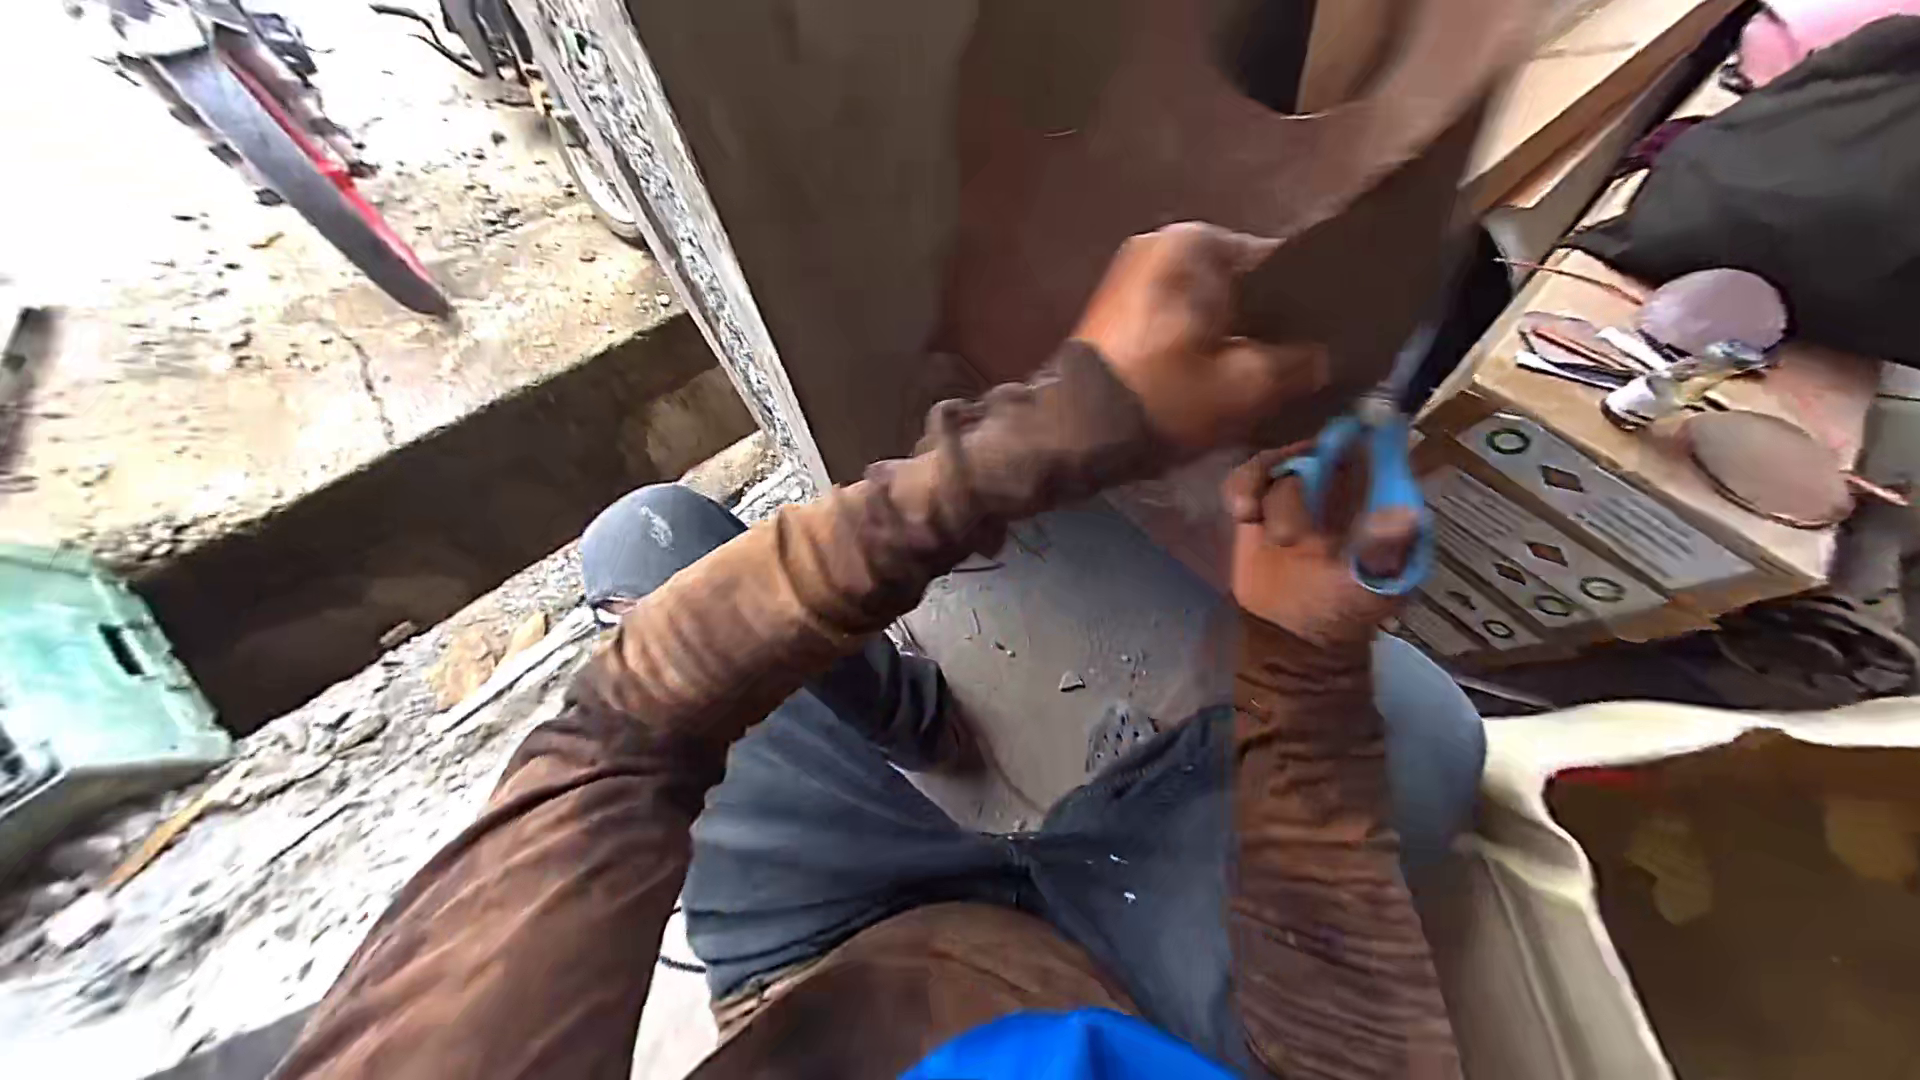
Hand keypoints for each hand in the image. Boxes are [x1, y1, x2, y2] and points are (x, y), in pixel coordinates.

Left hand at [1073, 222, 1327, 452]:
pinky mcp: (1115, 313)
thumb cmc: (1161, 399)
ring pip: (1206, 308)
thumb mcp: (1246, 385)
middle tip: (1291, 367)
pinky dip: (1196, 345)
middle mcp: (1160, 246)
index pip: (1279, 266)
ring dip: (1229, 339)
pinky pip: (1176, 322)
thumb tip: (1327, 354)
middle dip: (1263, 326)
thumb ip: (1301, 362)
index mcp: (1195, 242)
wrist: (1071, 433)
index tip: (1325, 345)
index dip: (1307, 309)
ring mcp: (1131, 278)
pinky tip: (1213, 376)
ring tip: (1253, 377)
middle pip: (1239, 288)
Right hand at [1224, 448, 1422, 653]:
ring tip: (1249, 518)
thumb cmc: (1343, 606)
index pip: (1371, 449)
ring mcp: (1294, 491)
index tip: (1336, 446)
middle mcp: (1337, 484)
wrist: (1290, 628)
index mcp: (1377, 496)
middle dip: (1295, 491)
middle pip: (1314, 455)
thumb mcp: (1375, 585)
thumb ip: (1385, 550)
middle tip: (1286, 538)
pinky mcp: (1257, 502)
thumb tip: (1405, 515)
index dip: (1354, 440)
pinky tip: (1241, 513)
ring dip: (1260, 486)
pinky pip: (1247, 479)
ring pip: (1276, 464)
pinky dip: (1241, 487)